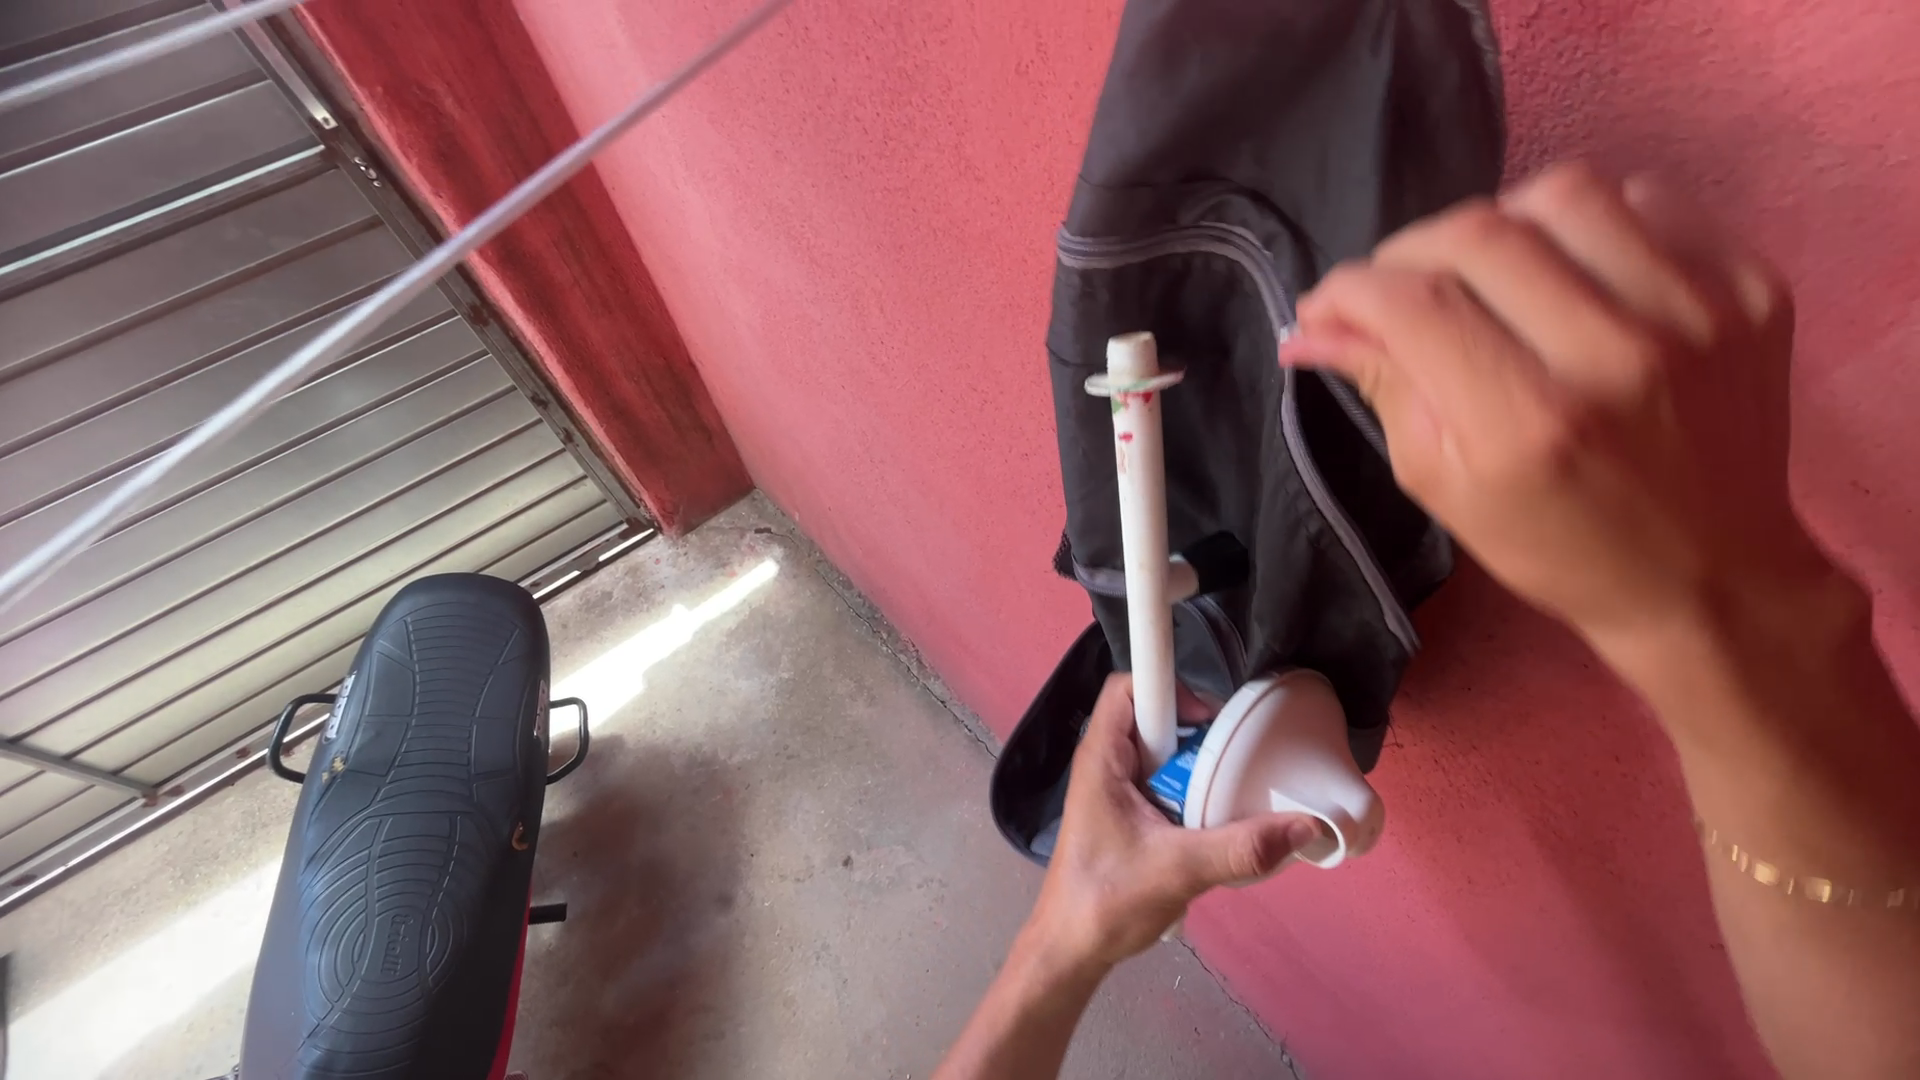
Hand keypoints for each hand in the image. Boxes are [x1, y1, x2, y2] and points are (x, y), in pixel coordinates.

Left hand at [1026, 674, 1319, 969]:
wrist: (1070, 947)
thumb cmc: (1106, 901)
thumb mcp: (1177, 870)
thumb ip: (1239, 847)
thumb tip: (1304, 825)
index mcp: (1101, 757)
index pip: (1127, 688)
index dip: (1170, 687)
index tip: (1213, 717)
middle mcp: (1104, 762)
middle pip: (1152, 718)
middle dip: (1194, 730)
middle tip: (1234, 757)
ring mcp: (1113, 788)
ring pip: (1161, 752)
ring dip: (1195, 765)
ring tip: (1231, 788)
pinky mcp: (1125, 812)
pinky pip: (1162, 780)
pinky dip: (1189, 790)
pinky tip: (1215, 818)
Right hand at [1282, 165, 1834, 671]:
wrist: (1704, 571)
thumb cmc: (1546, 542)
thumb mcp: (1438, 480)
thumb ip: (1383, 387)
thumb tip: (1311, 330)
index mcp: (1525, 420)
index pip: (1416, 308)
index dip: (1349, 291)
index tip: (1320, 305)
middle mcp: (1613, 350)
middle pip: (1478, 236)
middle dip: (1402, 253)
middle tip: (1384, 288)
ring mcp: (1697, 308)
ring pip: (1560, 195)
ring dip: (1489, 223)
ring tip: (1470, 270)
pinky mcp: (1748, 284)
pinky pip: (1645, 201)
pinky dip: (1577, 223)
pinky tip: (1557, 271)